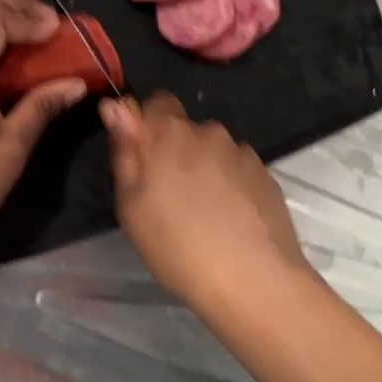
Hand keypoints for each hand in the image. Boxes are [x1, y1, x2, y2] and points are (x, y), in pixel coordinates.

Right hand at [101, 92, 313, 308]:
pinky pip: (238, 169)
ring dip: (205, 168)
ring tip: (203, 212)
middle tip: (168, 195)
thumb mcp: (131, 205)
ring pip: (213, 150)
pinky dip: (230, 185)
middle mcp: (207, 132)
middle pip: (185, 129)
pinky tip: (229, 220)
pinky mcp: (266, 174)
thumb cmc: (175, 245)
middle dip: (176, 151)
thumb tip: (115, 106)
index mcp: (168, 134)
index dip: (146, 124)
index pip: (155, 101)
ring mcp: (241, 153)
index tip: (142, 157)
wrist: (251, 279)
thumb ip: (125, 151)